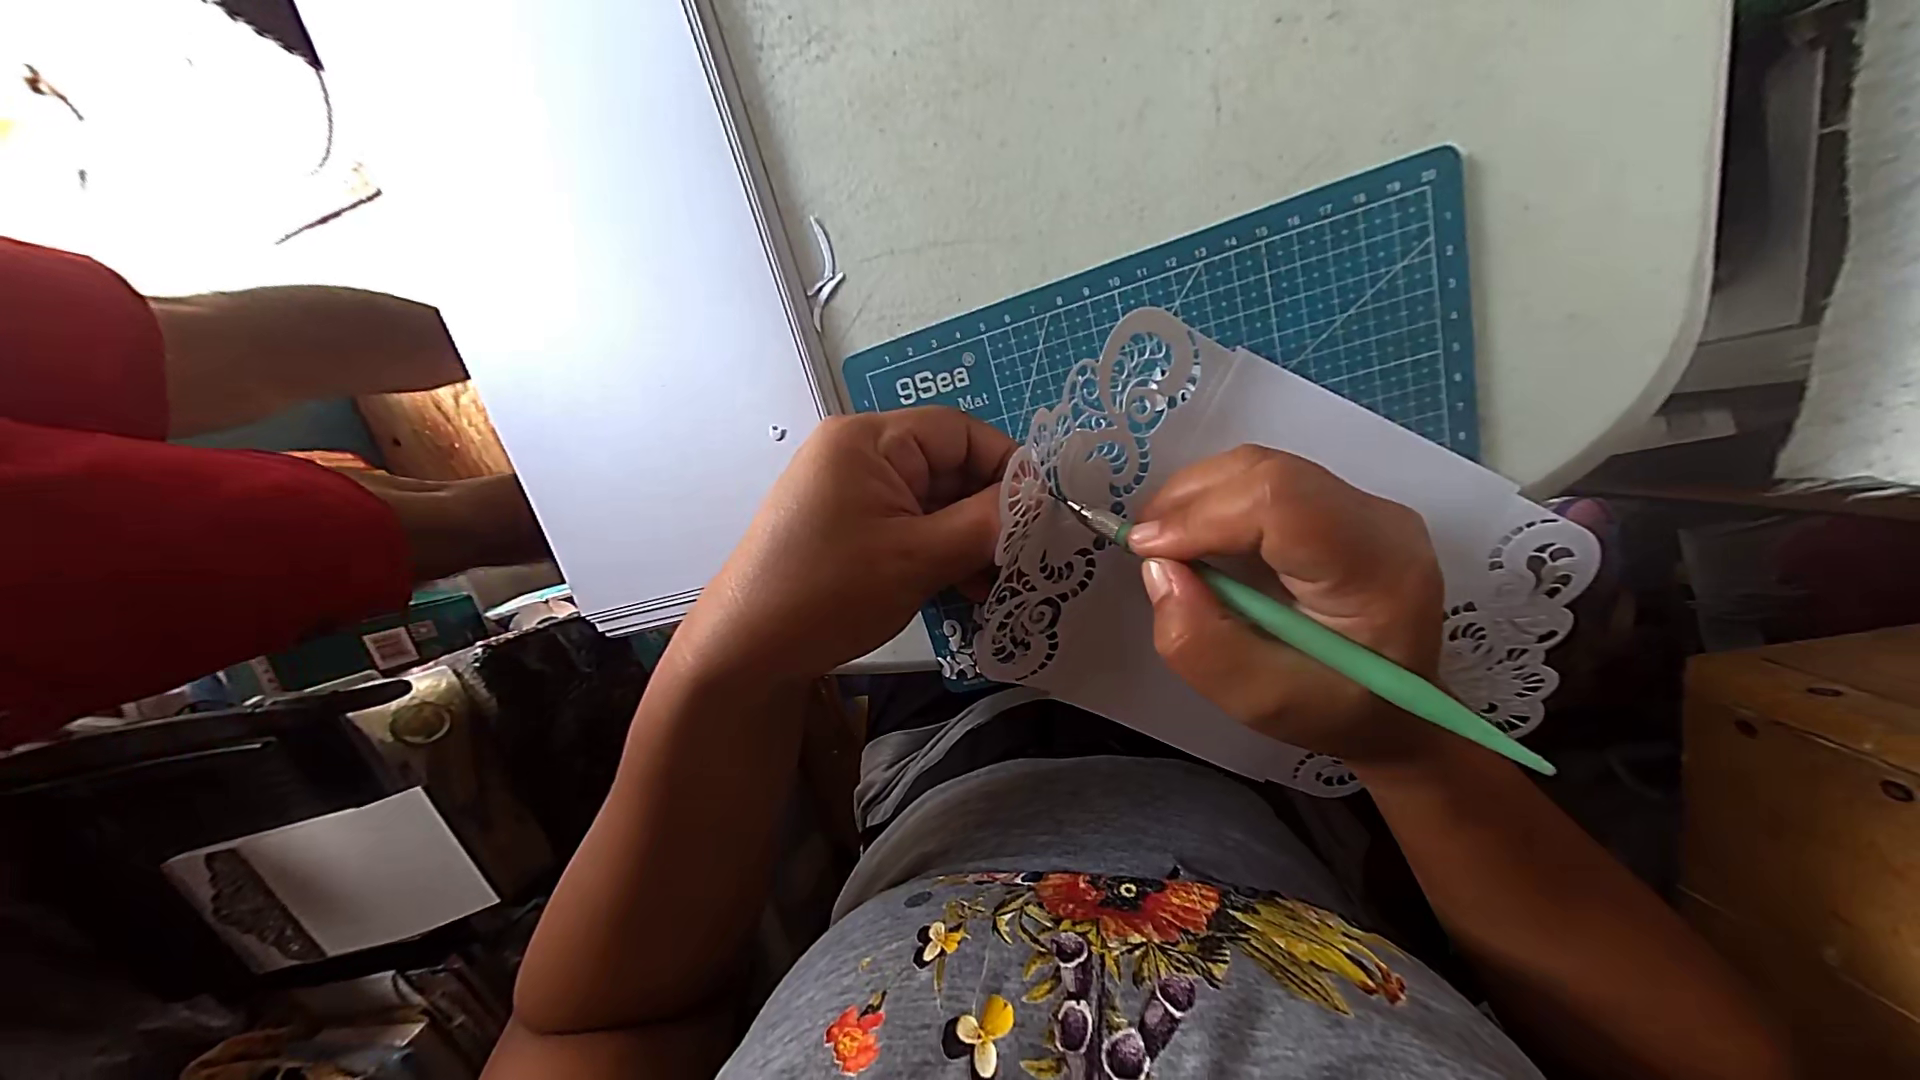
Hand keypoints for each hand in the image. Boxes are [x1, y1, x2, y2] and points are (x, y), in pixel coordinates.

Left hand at [671, 408, 1014, 682]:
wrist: (745, 652)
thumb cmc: (826, 593)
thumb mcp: (917, 556)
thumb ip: (987, 523)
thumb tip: (1040, 503)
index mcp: (870, 439)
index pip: (960, 432)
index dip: (1007, 467)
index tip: (1041, 512)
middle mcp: (861, 455)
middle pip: (949, 469)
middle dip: (989, 514)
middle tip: (1024, 557)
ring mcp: (855, 494)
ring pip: (934, 505)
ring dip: (969, 541)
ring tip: (998, 583)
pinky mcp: (853, 529)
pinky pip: (912, 528)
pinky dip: (941, 554)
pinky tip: (967, 589)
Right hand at [1128, 445, 1446, 766]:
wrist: (1393, 706)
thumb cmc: (1334, 711)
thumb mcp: (1259, 701)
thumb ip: (1201, 645)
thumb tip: (1159, 570)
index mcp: (1374, 570)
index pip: (1280, 501)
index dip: (1200, 515)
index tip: (1146, 551)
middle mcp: (1378, 520)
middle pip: (1265, 472)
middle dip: (1187, 501)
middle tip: (1144, 547)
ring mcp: (1361, 504)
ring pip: (1258, 467)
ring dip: (1194, 497)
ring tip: (1162, 543)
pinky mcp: (1338, 502)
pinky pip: (1261, 479)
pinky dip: (1212, 499)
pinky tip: (1193, 535)